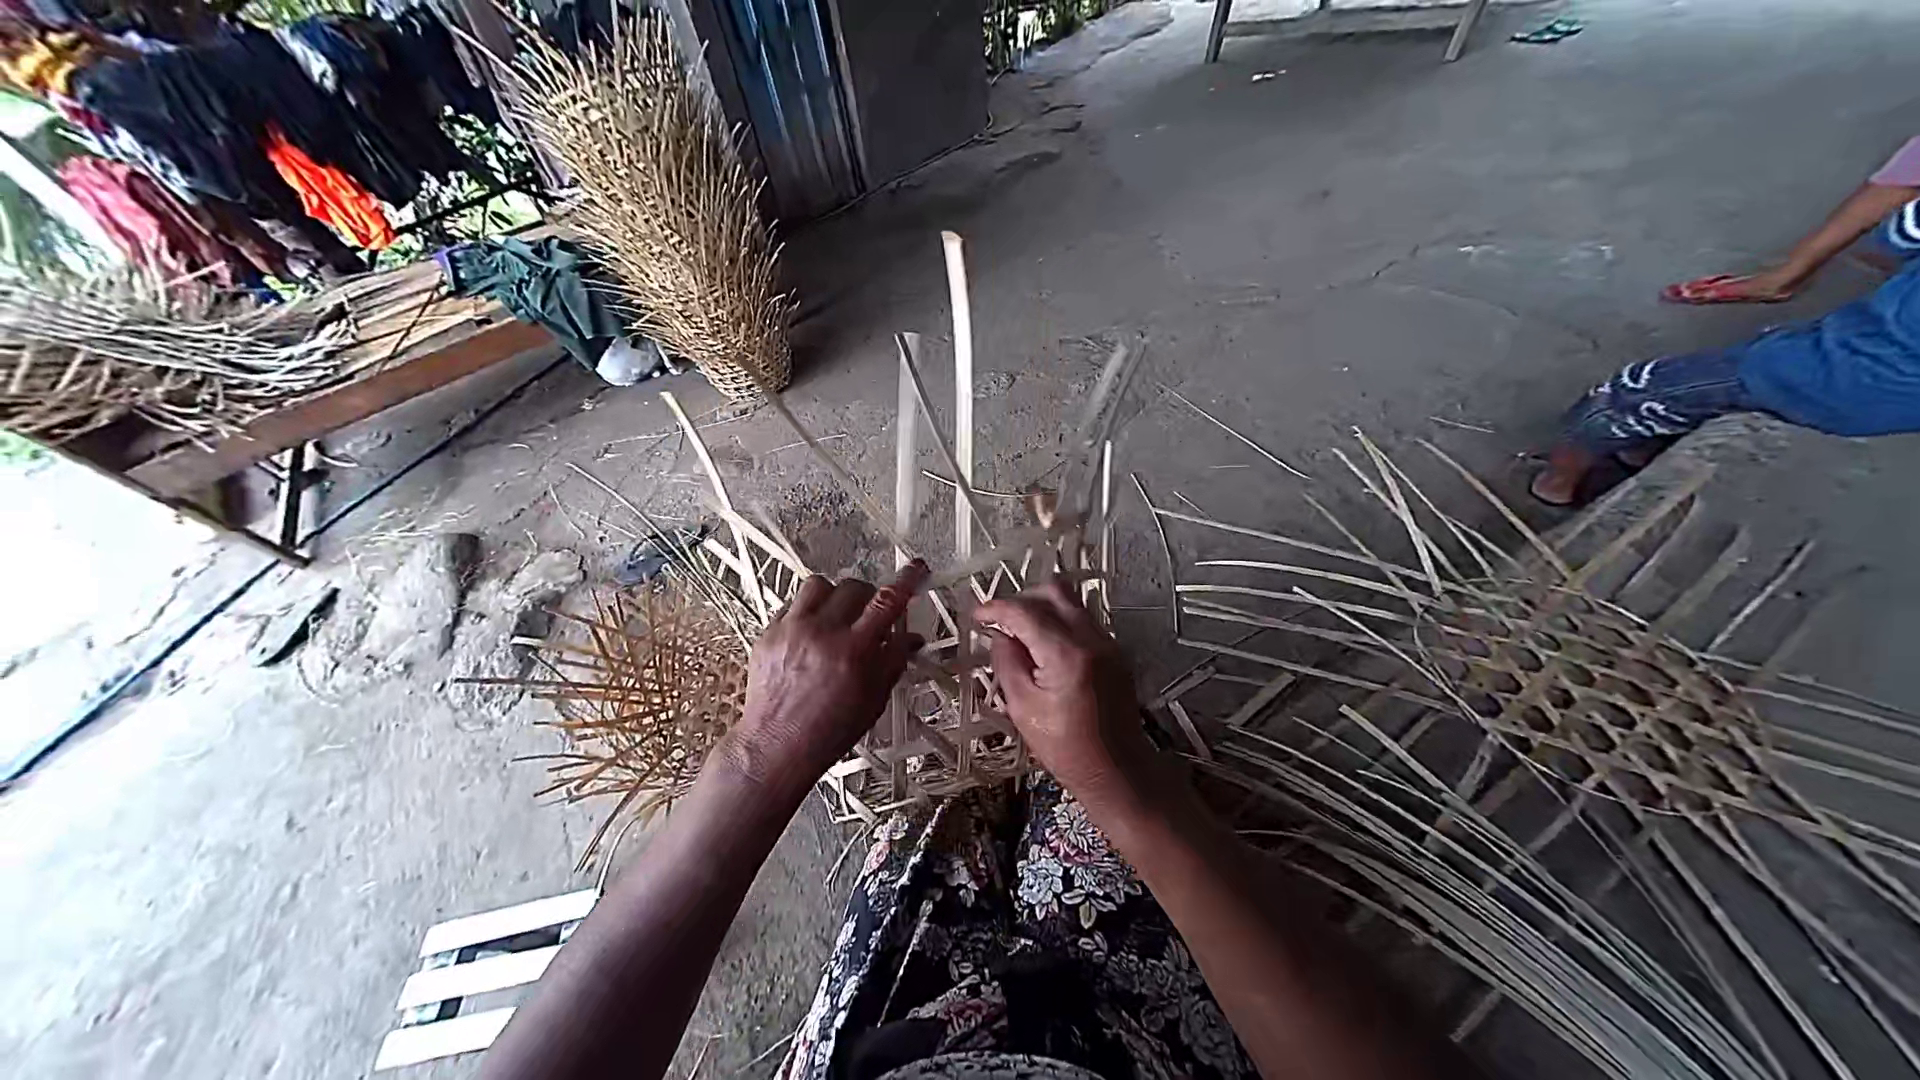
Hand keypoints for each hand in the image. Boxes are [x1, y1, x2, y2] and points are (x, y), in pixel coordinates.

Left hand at [733, 562, 927, 791]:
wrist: (776, 746)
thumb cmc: (828, 731)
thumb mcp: (874, 699)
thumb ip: (894, 661)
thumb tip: (911, 638)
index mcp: (853, 652)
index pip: (887, 602)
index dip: (906, 580)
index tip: (916, 569)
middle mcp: (821, 633)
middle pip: (853, 587)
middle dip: (868, 596)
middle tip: (870, 613)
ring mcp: (791, 630)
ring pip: (819, 584)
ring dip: (834, 595)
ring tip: (836, 616)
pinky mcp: (768, 633)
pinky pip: (792, 604)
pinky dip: (807, 612)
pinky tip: (811, 633)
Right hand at [977, 580, 1148, 802]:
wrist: (1117, 771)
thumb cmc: (1066, 748)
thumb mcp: (1022, 708)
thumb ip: (1007, 663)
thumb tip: (999, 635)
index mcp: (1066, 654)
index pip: (1026, 612)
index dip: (996, 609)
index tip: (978, 616)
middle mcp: (1092, 640)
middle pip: (1054, 592)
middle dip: (1022, 599)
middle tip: (1001, 621)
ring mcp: (1108, 644)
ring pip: (1071, 603)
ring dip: (1042, 609)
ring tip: (1021, 633)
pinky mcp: (1115, 653)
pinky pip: (1083, 621)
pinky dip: (1059, 623)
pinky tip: (1044, 648)